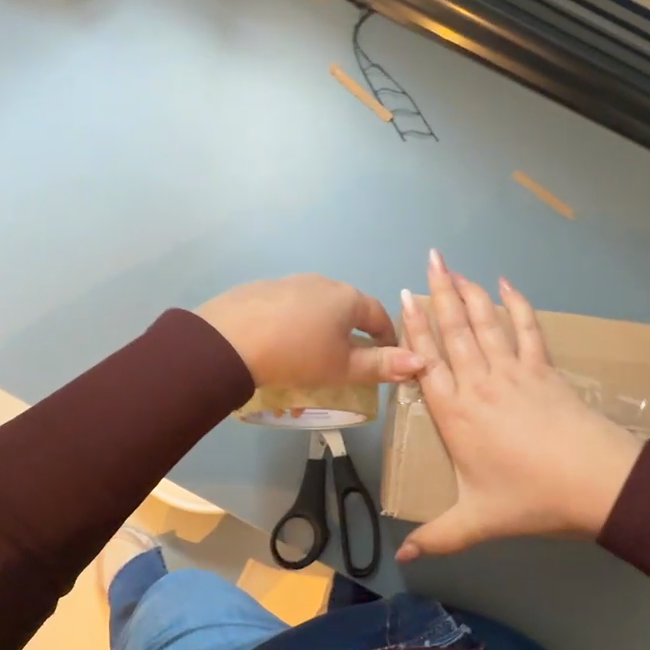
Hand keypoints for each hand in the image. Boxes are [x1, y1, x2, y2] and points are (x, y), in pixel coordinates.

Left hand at [195, 275, 424, 388]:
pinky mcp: (261, 289)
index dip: (387, 336)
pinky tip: (281, 343)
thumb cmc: (296, 354)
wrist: (229, 340)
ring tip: (313, 353)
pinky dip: (294, 322)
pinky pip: (288, 306)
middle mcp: (322, 282)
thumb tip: (420, 360)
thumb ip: (380, 365)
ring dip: (322, 325)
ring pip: (317, 305)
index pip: (379, 314)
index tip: (387, 356)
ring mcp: (289, 282)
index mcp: (348, 298)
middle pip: (347, 307)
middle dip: (353, 330)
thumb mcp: (342, 367)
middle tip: (349, 360)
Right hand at [394, 250, 642, 561]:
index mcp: (455, 415)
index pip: (426, 363)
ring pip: (485, 323)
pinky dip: (518, 304)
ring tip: (454, 266)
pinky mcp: (543, 369)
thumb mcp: (477, 522)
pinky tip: (507, 283)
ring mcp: (513, 372)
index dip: (414, 328)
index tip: (405, 297)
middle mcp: (479, 384)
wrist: (594, 482)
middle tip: (428, 259)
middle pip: (454, 331)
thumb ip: (437, 538)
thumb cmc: (530, 499)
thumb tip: (400, 560)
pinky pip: (527, 329)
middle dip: (439, 293)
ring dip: (469, 291)